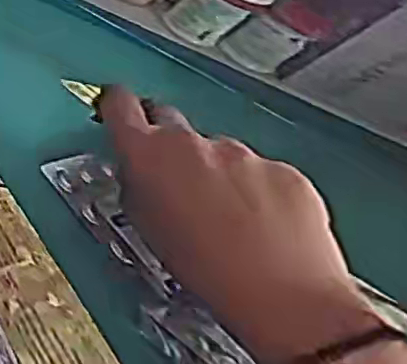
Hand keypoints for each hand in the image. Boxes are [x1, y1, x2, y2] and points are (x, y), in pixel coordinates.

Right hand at [100, 87, 381, 361]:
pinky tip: (265, 225)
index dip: (118, 105)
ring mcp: (236, 151)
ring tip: (232, 219)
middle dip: (169, 141)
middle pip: (168, 118)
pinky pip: (261, 169)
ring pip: (217, 149)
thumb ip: (133, 181)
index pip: (119, 102)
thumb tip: (138, 170)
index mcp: (144, 151)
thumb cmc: (208, 271)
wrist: (288, 303)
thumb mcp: (143, 224)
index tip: (121, 110)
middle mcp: (185, 141)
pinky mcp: (280, 168)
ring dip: (218, 171)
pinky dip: (260, 189)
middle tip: (178, 179)